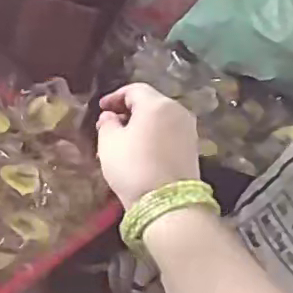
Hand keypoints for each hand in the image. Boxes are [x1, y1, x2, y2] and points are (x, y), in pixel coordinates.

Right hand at [96, 83, 200, 208]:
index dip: (114, 97)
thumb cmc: (132, 168)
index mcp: (156, 104)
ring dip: (141, 125)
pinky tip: (140, 151)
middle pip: (150, 103)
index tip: (101, 108)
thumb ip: (107, 123)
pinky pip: (168, 133)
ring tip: (123, 141)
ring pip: (160, 119)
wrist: (166, 202)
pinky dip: (153, 136)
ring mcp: (188, 129)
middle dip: (128, 112)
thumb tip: (111, 116)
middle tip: (110, 125)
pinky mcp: (192, 148)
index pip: (134, 90)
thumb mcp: (108, 144)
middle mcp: (177, 110)